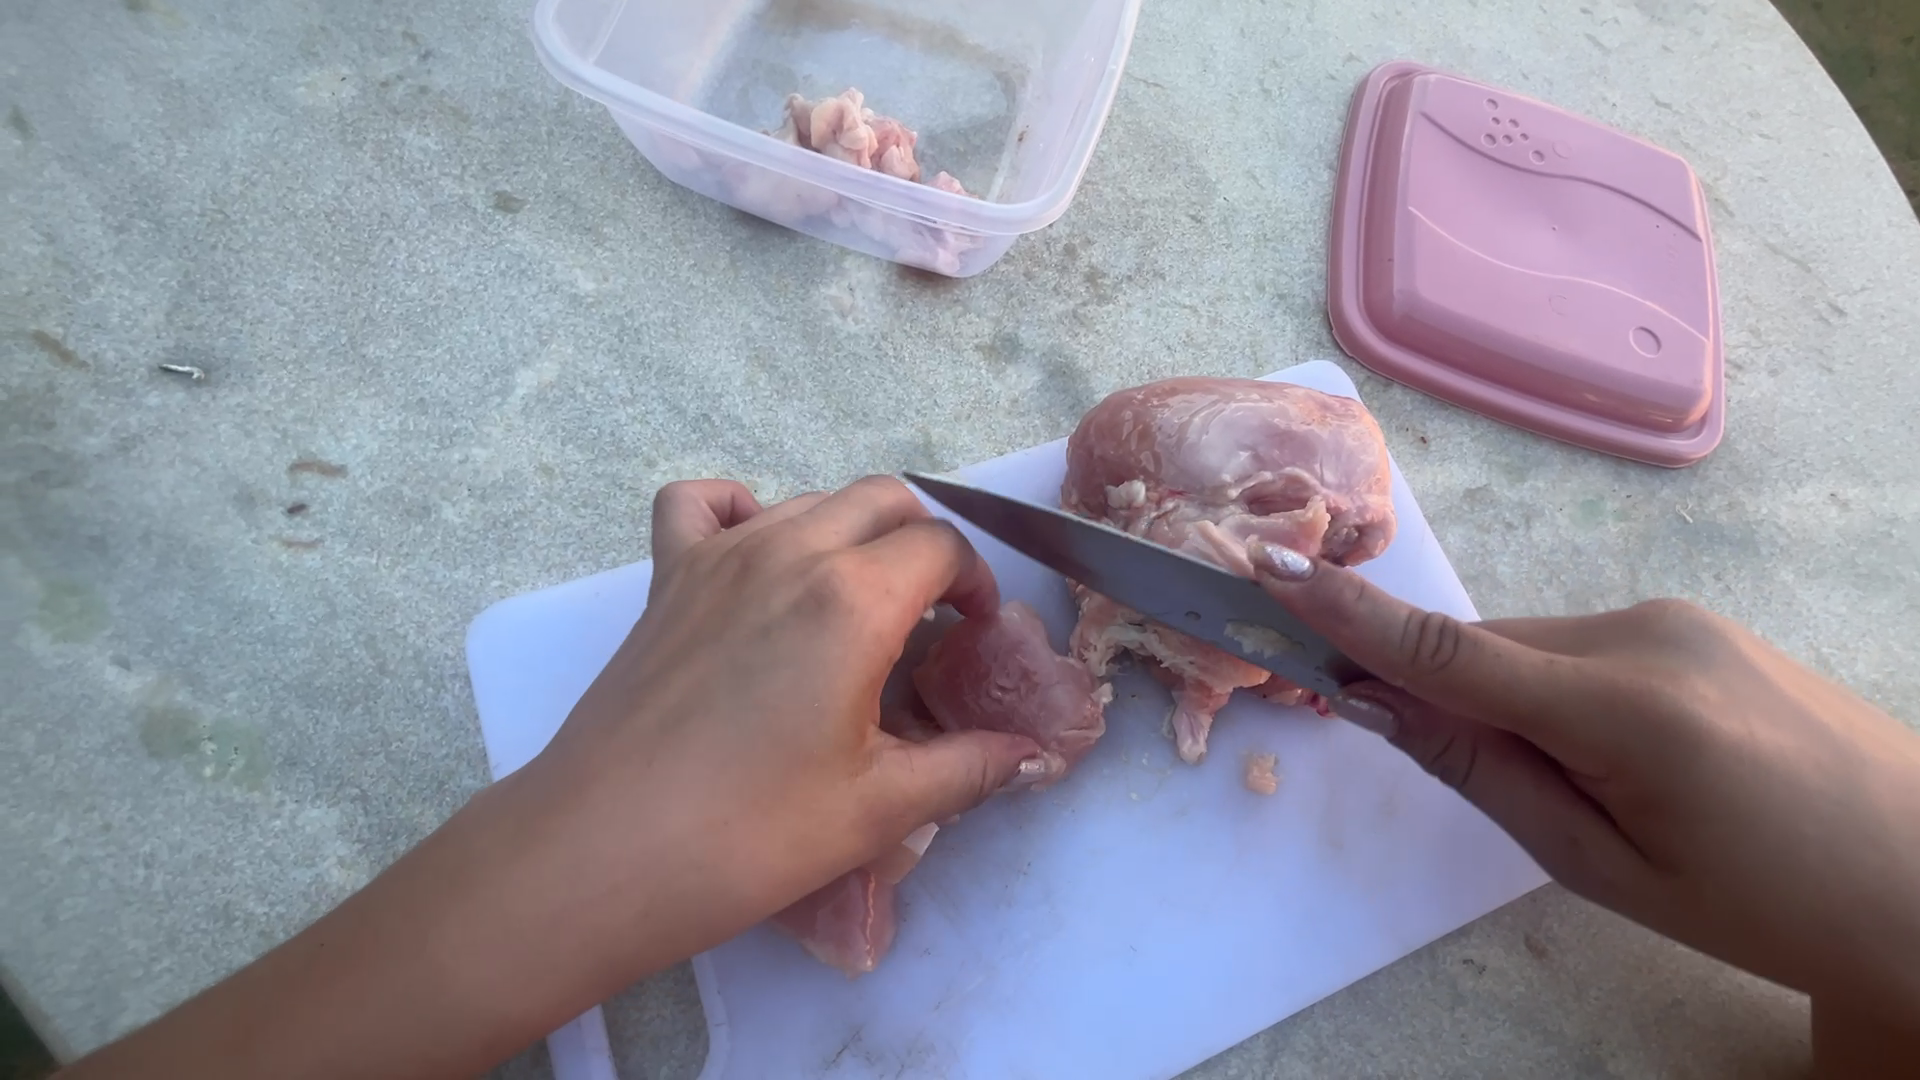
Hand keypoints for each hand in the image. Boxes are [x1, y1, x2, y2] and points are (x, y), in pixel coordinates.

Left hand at [59, 477, 1041, 1079]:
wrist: (600, 854)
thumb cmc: (752, 834)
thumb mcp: (881, 806)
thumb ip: (971, 766)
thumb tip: (1030, 755)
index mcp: (855, 597)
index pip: (944, 547)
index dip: (975, 583)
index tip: (972, 634)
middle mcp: (793, 549)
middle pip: (887, 499)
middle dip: (925, 543)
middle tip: (926, 612)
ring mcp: (722, 551)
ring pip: (813, 498)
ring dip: (854, 532)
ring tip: (855, 598)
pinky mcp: (668, 573)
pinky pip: (703, 502)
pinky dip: (740, 509)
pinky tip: (755, 552)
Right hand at [1248, 542, 1919, 1036]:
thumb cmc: (1764, 905)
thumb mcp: (1596, 864)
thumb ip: (1473, 769)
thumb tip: (1368, 699)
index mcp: (1628, 715)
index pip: (1446, 651)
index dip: (1349, 610)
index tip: (1271, 565)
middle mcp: (1644, 635)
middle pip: (1476, 649)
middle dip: (1442, 695)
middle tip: (1482, 773)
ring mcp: (1670, 616)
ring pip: (1516, 644)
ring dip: (1498, 695)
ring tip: (1577, 777)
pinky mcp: (1683, 618)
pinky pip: (1562, 642)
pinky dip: (1540, 683)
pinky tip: (1608, 744)